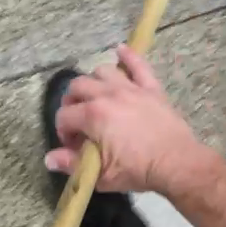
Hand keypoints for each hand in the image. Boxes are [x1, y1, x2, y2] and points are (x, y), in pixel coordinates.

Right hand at [46, 46, 217, 194]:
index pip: (64, 116)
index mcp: (92, 116)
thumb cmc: (137, 171)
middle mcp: (107, 95)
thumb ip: (71, 164)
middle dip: (71, 102)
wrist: (176, 163)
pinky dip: (128, 56)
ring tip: (96, 96)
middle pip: (78, 86)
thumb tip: (49, 159)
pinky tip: (121, 51)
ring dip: (94, 82)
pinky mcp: (151, 88)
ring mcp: (130, 88)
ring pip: (103, 71)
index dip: (63, 131)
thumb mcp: (101, 175)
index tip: (72, 145)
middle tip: (78, 120)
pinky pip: (138, 64)